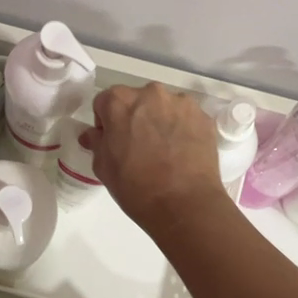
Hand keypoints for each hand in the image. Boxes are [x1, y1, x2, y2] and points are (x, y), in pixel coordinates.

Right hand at [81, 83, 229, 234]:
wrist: (184, 204)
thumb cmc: (135, 186)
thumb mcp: (103, 167)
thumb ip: (96, 143)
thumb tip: (93, 135)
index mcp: (120, 101)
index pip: (105, 102)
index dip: (106, 123)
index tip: (113, 142)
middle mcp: (151, 93)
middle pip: (137, 100)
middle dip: (135, 118)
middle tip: (138, 147)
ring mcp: (181, 103)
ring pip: (164, 107)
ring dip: (160, 121)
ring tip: (164, 151)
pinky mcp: (204, 117)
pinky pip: (186, 118)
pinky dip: (182, 130)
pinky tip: (182, 153)